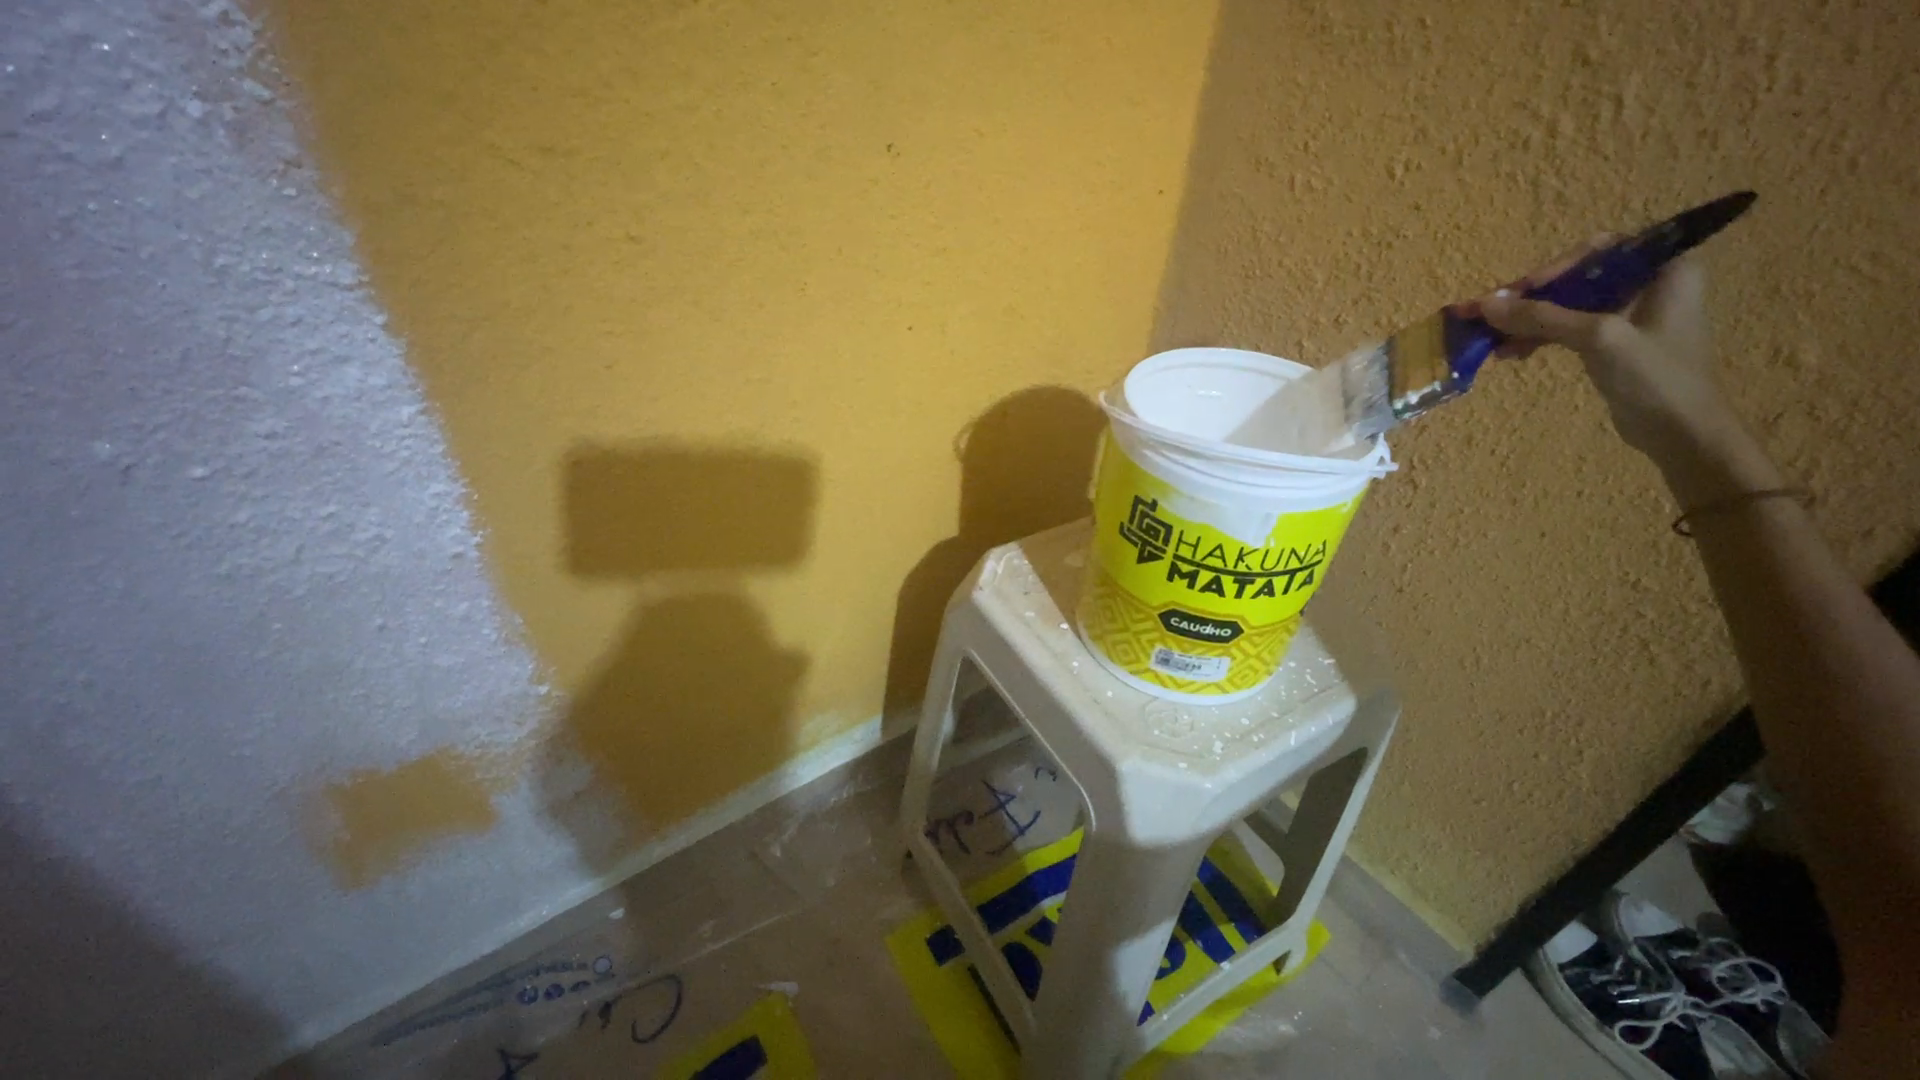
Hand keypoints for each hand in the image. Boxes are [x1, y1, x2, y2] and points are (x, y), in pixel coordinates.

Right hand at [1459, 242, 1777, 503]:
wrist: (1681, 433)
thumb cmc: (1654, 377)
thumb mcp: (1598, 339)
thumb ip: (1542, 317)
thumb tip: (1483, 304)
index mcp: (1664, 268)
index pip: (1599, 250)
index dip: (1555, 268)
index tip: (1520, 292)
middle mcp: (1649, 283)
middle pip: (1576, 278)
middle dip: (1532, 298)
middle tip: (1491, 315)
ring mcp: (1630, 315)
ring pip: (1567, 305)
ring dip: (1528, 321)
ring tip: (1491, 339)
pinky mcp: (1614, 342)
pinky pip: (1568, 328)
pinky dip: (1539, 337)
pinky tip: (1510, 353)